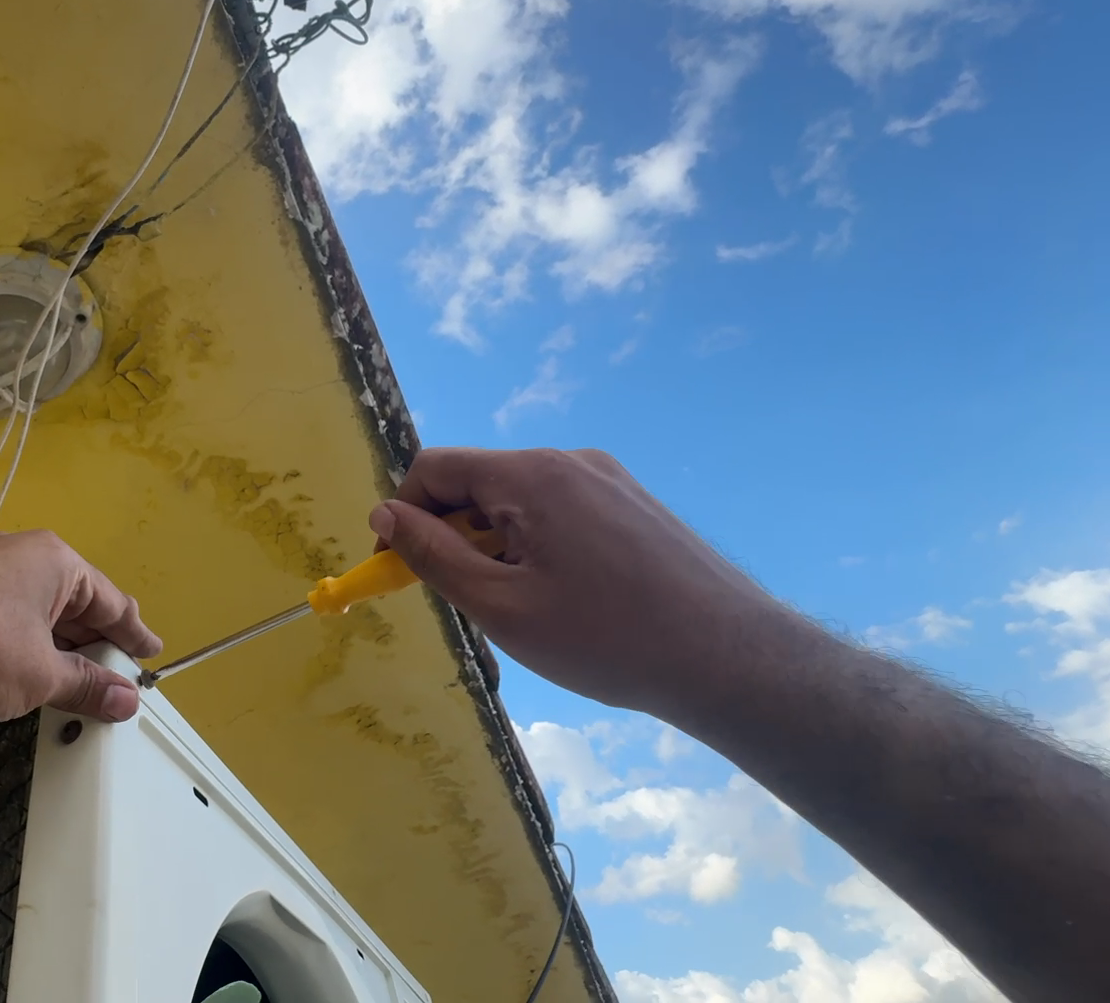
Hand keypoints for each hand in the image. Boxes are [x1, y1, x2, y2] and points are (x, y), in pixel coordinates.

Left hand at [0, 531, 161, 723]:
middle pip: (74, 605)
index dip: (134, 632)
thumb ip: (88, 686)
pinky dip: (28, 647)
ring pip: (38, 613)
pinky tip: (29, 673)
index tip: (153, 653)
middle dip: (96, 644)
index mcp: (56, 562)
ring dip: (60, 649)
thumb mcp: (41, 674)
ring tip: (79, 683)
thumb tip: (129, 702)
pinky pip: (9, 619)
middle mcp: (23, 556)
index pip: (110, 600)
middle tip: (119, 676)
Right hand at [368, 448, 787, 720]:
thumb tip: (385, 513)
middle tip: (457, 592)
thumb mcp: (499, 605)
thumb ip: (431, 554)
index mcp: (530, 475)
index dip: (403, 511)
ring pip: (515, 498)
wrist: (740, 664)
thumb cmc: (606, 639)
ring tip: (514, 601)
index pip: (435, 467)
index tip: (397, 563)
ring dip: (490, 540)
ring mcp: (607, 479)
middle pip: (476, 481)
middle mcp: (567, 461)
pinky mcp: (632, 502)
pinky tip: (560, 592)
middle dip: (449, 531)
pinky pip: (556, 508)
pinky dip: (531, 541)